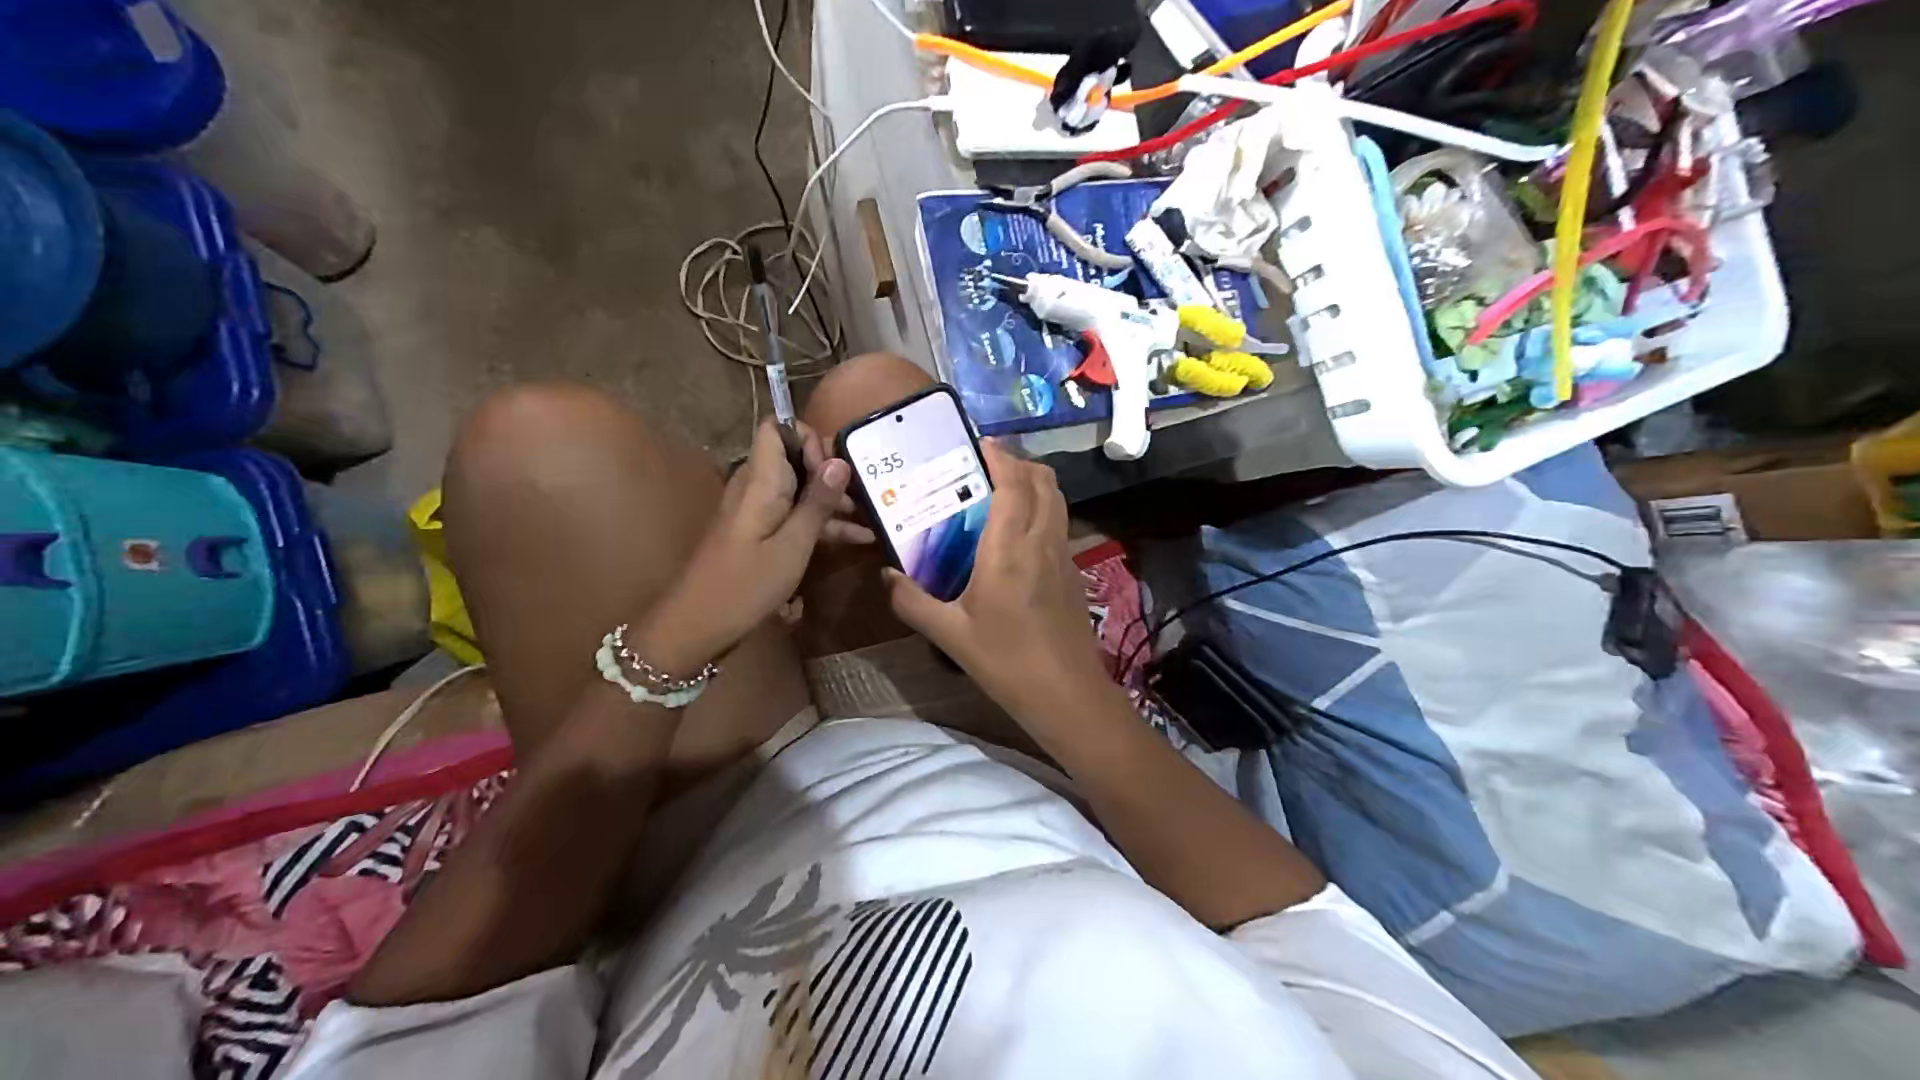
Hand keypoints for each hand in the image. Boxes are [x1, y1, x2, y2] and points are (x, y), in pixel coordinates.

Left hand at [640, 420, 871, 670]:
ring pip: (800, 488)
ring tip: (873, 516)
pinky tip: (859, 538)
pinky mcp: (761, 532)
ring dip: (833, 500)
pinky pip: (795, 514)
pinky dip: (822, 523)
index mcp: (760, 481)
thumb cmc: (746, 585)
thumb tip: (840, 461)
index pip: (777, 428)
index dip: (808, 437)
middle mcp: (757, 487)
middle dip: (831, 470)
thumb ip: (817, 503)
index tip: (834, 468)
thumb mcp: (792, 546)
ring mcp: (758, 510)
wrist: (699, 625)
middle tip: (866, 493)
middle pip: (794, 457)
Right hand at [883, 440, 1112, 723]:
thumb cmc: (1006, 661)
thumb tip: (887, 575)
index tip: (980, 443)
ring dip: (1034, 481)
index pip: (1013, 484)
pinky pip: (1059, 521)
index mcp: (1009, 549)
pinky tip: (1019, 530)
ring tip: (1002, 488)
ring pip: (1057, 499)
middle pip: (1043, 481)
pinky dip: (1043, 507)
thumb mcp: (950, 635)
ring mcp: (1063, 554)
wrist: (1066, 693)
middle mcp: (1041, 541)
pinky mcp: (1072, 571)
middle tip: (986, 464)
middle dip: (1018, 462)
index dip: (1000, 456)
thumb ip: (912, 601)